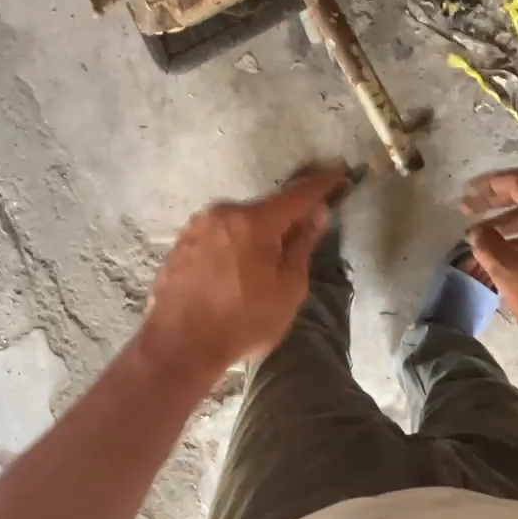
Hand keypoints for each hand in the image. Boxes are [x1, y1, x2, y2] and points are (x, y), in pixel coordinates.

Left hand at [141, 165, 346, 372]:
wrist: (179, 347)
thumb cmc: (243, 321)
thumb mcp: (288, 289)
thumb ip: (303, 245)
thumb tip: (317, 212)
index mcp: (254, 220)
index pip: (298, 194)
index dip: (322, 183)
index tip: (338, 171)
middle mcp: (222, 213)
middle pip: (264, 210)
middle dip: (283, 221)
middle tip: (298, 241)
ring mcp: (195, 228)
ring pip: (237, 224)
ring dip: (253, 237)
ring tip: (258, 270)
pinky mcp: (179, 246)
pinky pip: (215, 239)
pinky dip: (229, 249)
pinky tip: (230, 276)